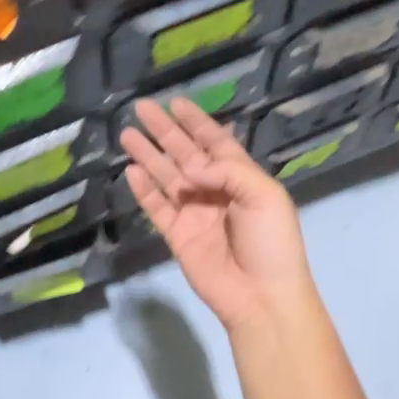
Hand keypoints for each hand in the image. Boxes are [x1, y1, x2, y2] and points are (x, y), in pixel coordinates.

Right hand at [120, 99, 318, 331]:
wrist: (262, 296)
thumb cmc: (272, 242)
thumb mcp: (265, 195)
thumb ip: (228, 171)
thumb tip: (188, 169)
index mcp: (241, 177)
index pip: (215, 141)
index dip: (196, 122)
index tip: (176, 103)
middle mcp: (214, 191)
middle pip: (184, 153)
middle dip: (164, 131)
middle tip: (141, 109)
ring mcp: (194, 213)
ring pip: (166, 177)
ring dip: (148, 155)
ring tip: (127, 134)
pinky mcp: (178, 236)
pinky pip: (156, 208)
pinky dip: (143, 190)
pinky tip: (130, 171)